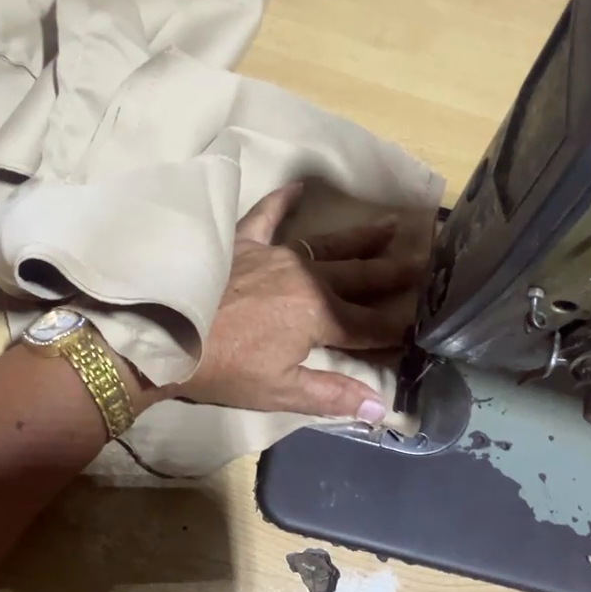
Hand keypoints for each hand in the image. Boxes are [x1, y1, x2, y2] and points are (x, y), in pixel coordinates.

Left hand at [174, 182, 423, 420]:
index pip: (368, 325)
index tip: (423, 324)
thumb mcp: (280, 391)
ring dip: (360, 237)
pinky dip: (283, 201)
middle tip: (427, 260)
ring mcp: (272, 255)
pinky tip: (300, 184)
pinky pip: (265, 216)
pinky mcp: (240, 243)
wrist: (162, 337)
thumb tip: (383, 407)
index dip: (395, 328)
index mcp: (318, 317)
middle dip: (394, 273)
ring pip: (326, 245)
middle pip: (357, 277)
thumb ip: (332, 395)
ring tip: (392, 224)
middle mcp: (305, 278)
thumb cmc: (223, 371)